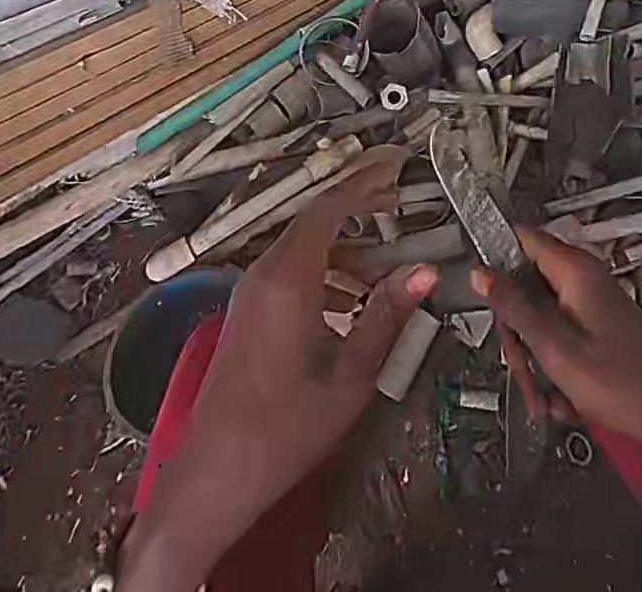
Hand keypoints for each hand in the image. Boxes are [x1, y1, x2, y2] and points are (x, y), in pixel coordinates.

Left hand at [120, 155, 436, 591]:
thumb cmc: (286, 428)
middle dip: (359, 210)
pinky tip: (353, 299)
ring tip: (389, 265)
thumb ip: (387, 316)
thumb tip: (425, 272)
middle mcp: (265, 271)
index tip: (397, 169)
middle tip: (403, 210)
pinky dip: (325, 271)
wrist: (215, 473)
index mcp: (289, 278)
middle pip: (315, 221)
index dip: (364, 183)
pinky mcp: (249, 308)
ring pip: (304, 246)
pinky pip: (291, 270)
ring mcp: (251, 289)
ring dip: (346, 248)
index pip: (328, 208)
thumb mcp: (351, 375)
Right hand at [470, 227, 641, 454]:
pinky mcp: (598, 329)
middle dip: (516, 331)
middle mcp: (582, 280)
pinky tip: (562, 402)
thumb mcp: (554, 347)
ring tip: (543, 398)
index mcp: (574, 271)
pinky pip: (560, 338)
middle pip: (525, 286)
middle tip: (521, 367)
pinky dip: (555, 368)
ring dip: (534, 359)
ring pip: (540, 318)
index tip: (481, 290)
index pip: (521, 237)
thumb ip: (513, 307)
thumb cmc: (623, 385)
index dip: (495, 257)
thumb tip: (479, 273)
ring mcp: (591, 304)